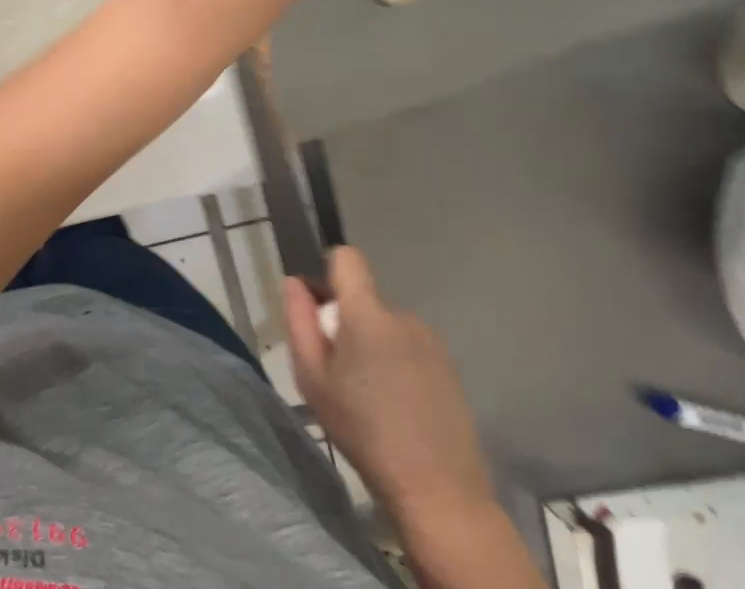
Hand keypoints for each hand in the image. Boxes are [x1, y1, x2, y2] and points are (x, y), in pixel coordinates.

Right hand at [283, 247, 494, 522]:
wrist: (435, 486)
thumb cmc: (361, 429)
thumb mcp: (312, 379)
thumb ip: (299, 323)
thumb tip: (295, 283)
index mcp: (367, 316)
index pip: (347, 259)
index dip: (327, 272)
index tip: (318, 309)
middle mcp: (403, 317)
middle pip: (363, 300)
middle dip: (345, 323)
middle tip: (336, 372)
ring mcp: (431, 341)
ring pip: (385, 326)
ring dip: (371, 345)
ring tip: (367, 394)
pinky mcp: (449, 366)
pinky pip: (408, 347)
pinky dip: (395, 363)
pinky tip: (394, 404)